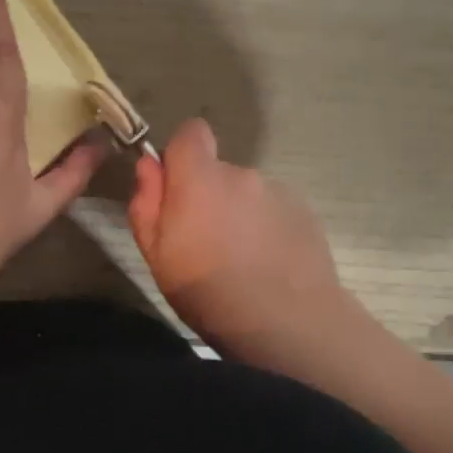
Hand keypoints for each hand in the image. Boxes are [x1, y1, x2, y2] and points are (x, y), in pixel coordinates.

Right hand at [127, 119, 359, 362]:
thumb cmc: (205, 289)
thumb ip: (147, 204)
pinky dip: (261, 229)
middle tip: (197, 243)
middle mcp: (242, 175)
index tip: (171, 190)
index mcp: (200, 180)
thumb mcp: (155, 254)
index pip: (190, 133)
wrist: (283, 319)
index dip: (178, 156)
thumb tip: (147, 166)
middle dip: (204, 196)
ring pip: (244, 194)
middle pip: (216, 171)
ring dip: (234, 215)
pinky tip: (261, 265)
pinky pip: (270, 211)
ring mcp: (278, 192)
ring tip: (233, 260)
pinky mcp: (304, 213)